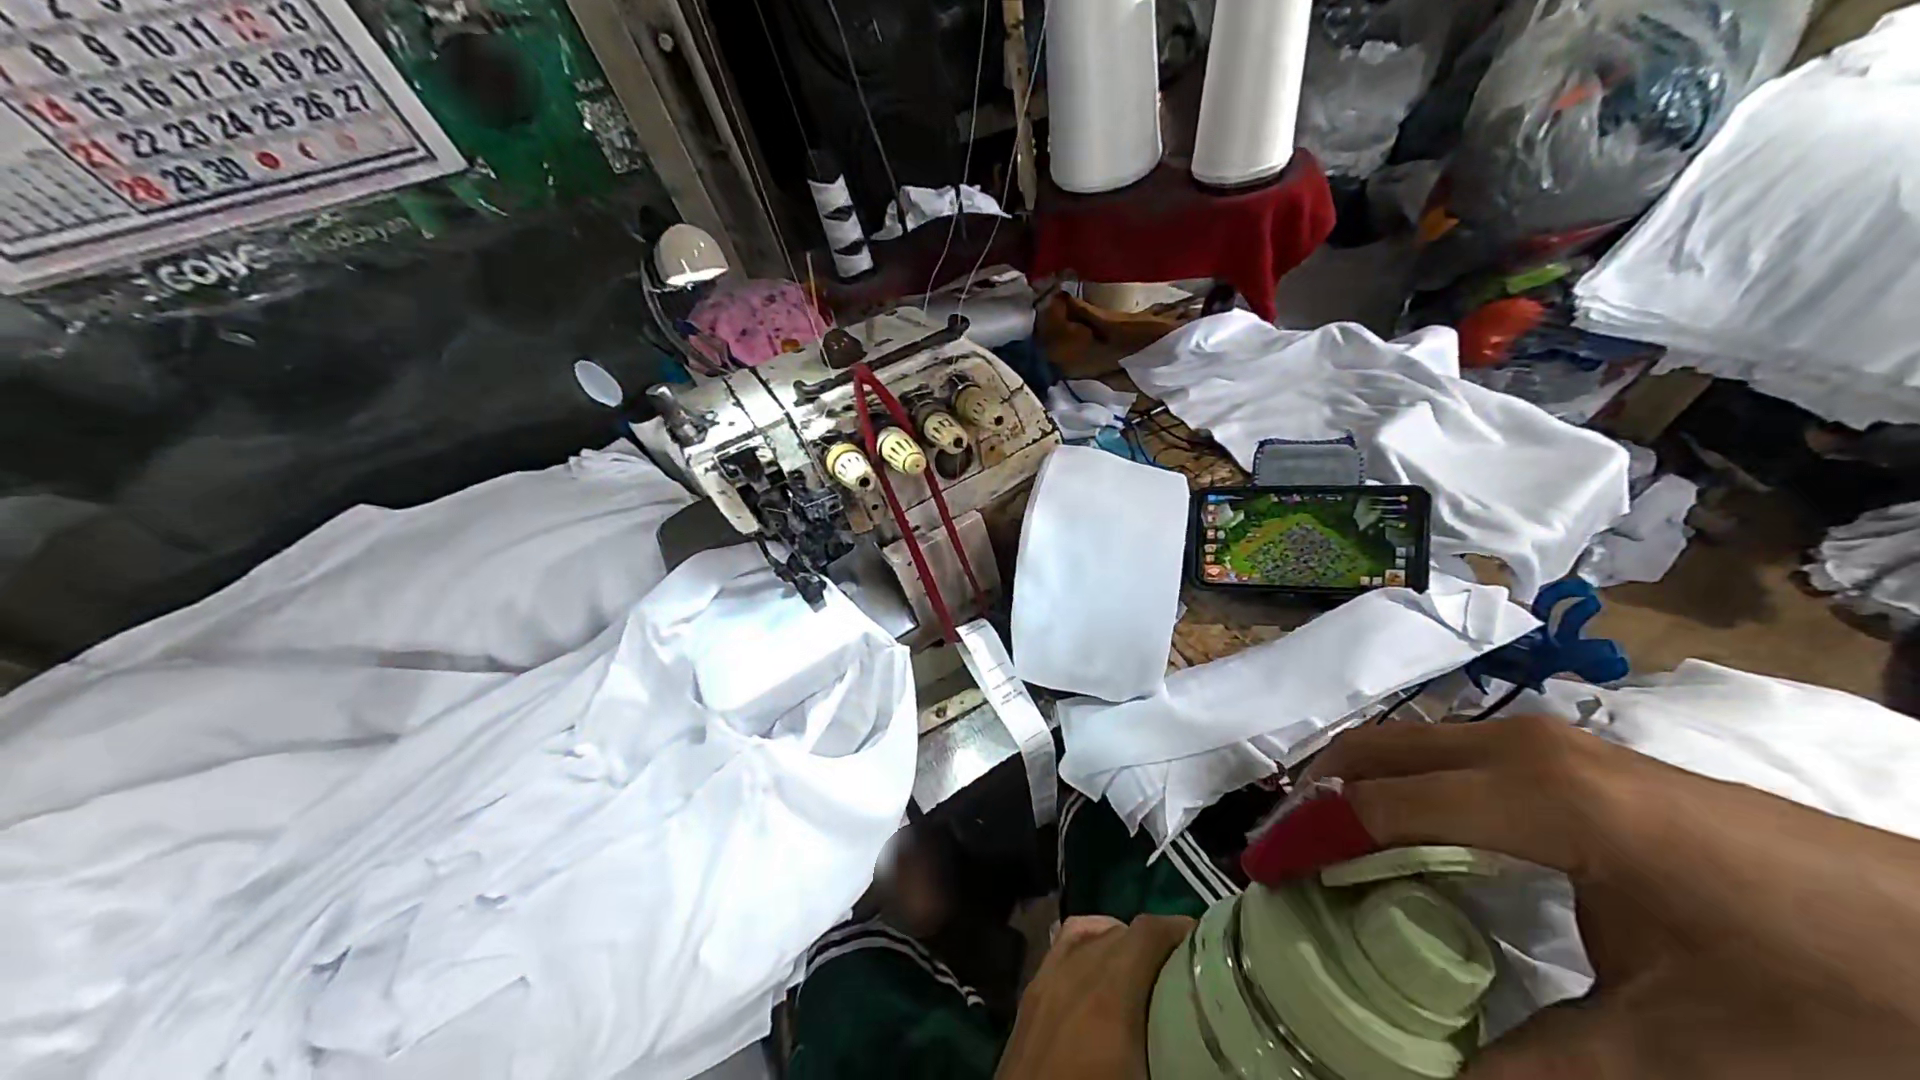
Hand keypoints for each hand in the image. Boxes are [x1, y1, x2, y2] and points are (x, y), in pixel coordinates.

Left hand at [994, 914, 1194, 1079]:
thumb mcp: (1149, 1075)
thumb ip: (1183, 1061)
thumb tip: (1222, 1063)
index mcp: (1108, 998)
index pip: (1146, 934)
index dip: (1180, 929)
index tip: (1209, 945)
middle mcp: (1074, 975)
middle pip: (1119, 932)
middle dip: (1157, 942)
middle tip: (1189, 970)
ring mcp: (1044, 982)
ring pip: (1088, 935)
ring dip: (1121, 943)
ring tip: (1149, 970)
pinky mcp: (1027, 998)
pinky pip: (1062, 949)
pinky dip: (1088, 947)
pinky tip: (1102, 972)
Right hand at [1308, 715, 1919, 1078]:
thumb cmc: (1826, 991)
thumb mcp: (1679, 1052)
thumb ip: (1536, 1068)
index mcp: (1540, 796)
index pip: (1383, 804)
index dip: (1311, 837)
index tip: (1260, 871)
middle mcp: (1527, 745)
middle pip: (1379, 752)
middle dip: (1317, 800)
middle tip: (1282, 856)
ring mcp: (1550, 742)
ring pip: (1411, 744)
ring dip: (1356, 788)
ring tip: (1326, 846)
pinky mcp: (1570, 756)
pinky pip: (1448, 754)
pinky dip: (1401, 785)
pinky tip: (1403, 833)